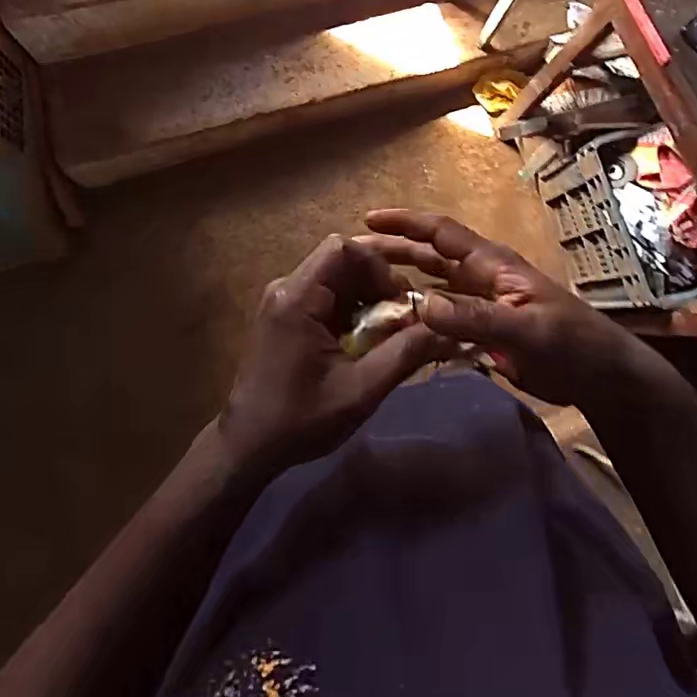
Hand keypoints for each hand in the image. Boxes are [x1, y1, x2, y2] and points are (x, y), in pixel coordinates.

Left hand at [217, 234, 454, 473]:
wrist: (248, 447)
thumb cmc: (300, 420)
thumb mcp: (361, 390)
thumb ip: (405, 354)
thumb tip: (448, 331)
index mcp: (297, 298)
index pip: (343, 249)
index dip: (378, 266)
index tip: (399, 299)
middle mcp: (286, 289)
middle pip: (341, 259)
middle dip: (379, 280)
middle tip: (405, 312)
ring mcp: (283, 301)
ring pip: (336, 276)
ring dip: (368, 294)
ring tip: (391, 327)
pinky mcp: (286, 315)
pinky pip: (327, 294)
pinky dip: (353, 307)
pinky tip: (369, 336)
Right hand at [359, 210, 682, 415]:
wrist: (597, 374)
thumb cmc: (571, 343)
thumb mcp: (527, 329)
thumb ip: (477, 317)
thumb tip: (422, 304)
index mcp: (492, 264)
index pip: (442, 234)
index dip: (407, 224)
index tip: (370, 220)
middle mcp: (481, 277)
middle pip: (430, 256)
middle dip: (394, 251)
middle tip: (353, 255)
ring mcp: (481, 303)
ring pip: (433, 286)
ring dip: (402, 283)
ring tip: (365, 288)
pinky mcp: (483, 329)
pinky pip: (443, 317)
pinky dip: (419, 316)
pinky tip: (396, 326)